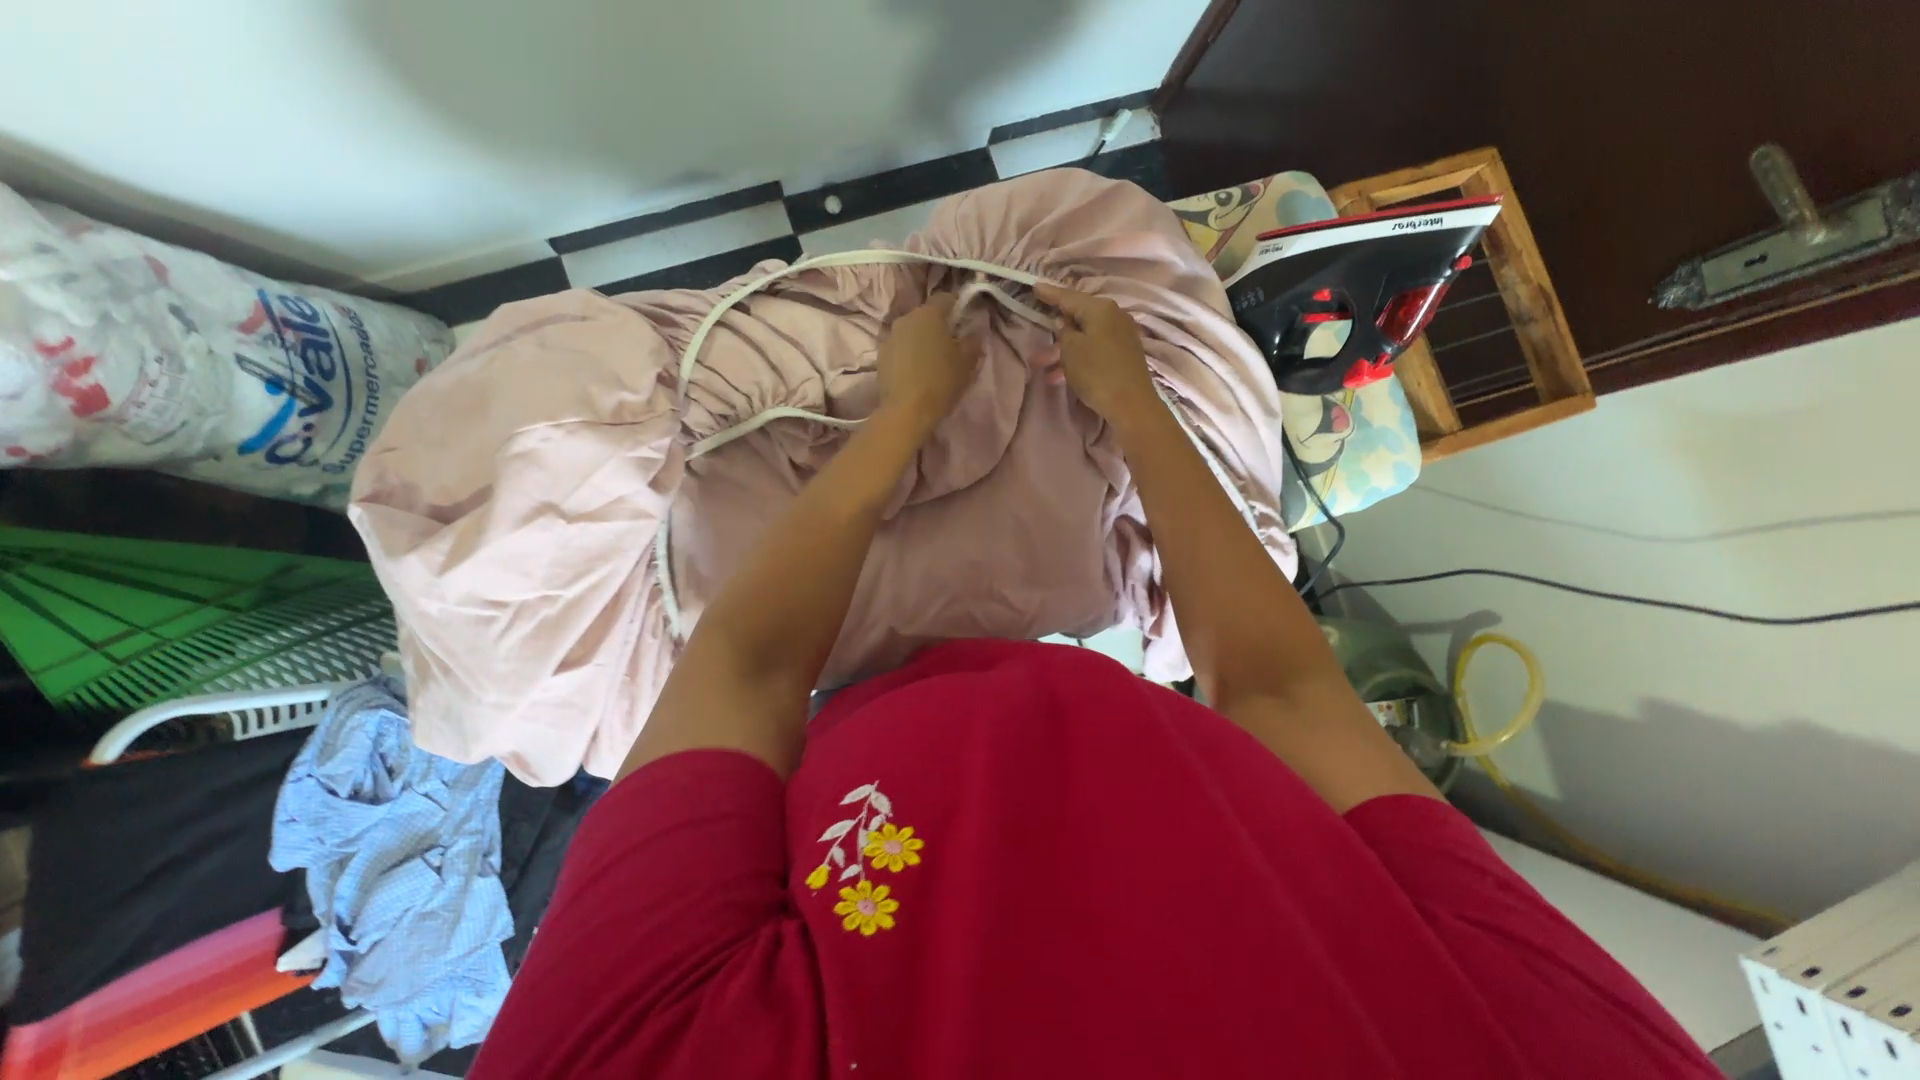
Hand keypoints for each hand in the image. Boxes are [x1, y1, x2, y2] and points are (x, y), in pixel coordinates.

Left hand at [877, 293, 978, 435]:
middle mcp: (906, 319)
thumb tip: (973, 332)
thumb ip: (972, 342)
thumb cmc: (941, 381)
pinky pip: (900, 347)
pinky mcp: (880, 356)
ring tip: (932, 358)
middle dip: (938, 324)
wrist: (906, 411)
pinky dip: (909, 353)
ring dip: (921, 339)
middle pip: (926, 314)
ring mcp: (890, 337)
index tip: (965, 319)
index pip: (945, 297)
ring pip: (911, 331)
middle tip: (951, 342)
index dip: (958, 305)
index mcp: (929, 314)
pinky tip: (917, 370)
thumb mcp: (967, 362)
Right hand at [1033, 283, 1158, 424]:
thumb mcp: (1071, 350)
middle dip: (1056, 329)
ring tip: (1039, 365)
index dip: (1050, 294)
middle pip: (1079, 317)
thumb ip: (1064, 331)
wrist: (1132, 405)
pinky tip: (1058, 376)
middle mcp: (1114, 316)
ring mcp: (1121, 336)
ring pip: (1085, 337)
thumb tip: (1067, 324)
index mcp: (1101, 309)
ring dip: (1062, 350)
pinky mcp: (1124, 354)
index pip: (1069, 297)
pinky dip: (1078, 358)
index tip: (1035, 286)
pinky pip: (1094, 349)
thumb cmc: (1097, 373)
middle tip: (1037, 330)